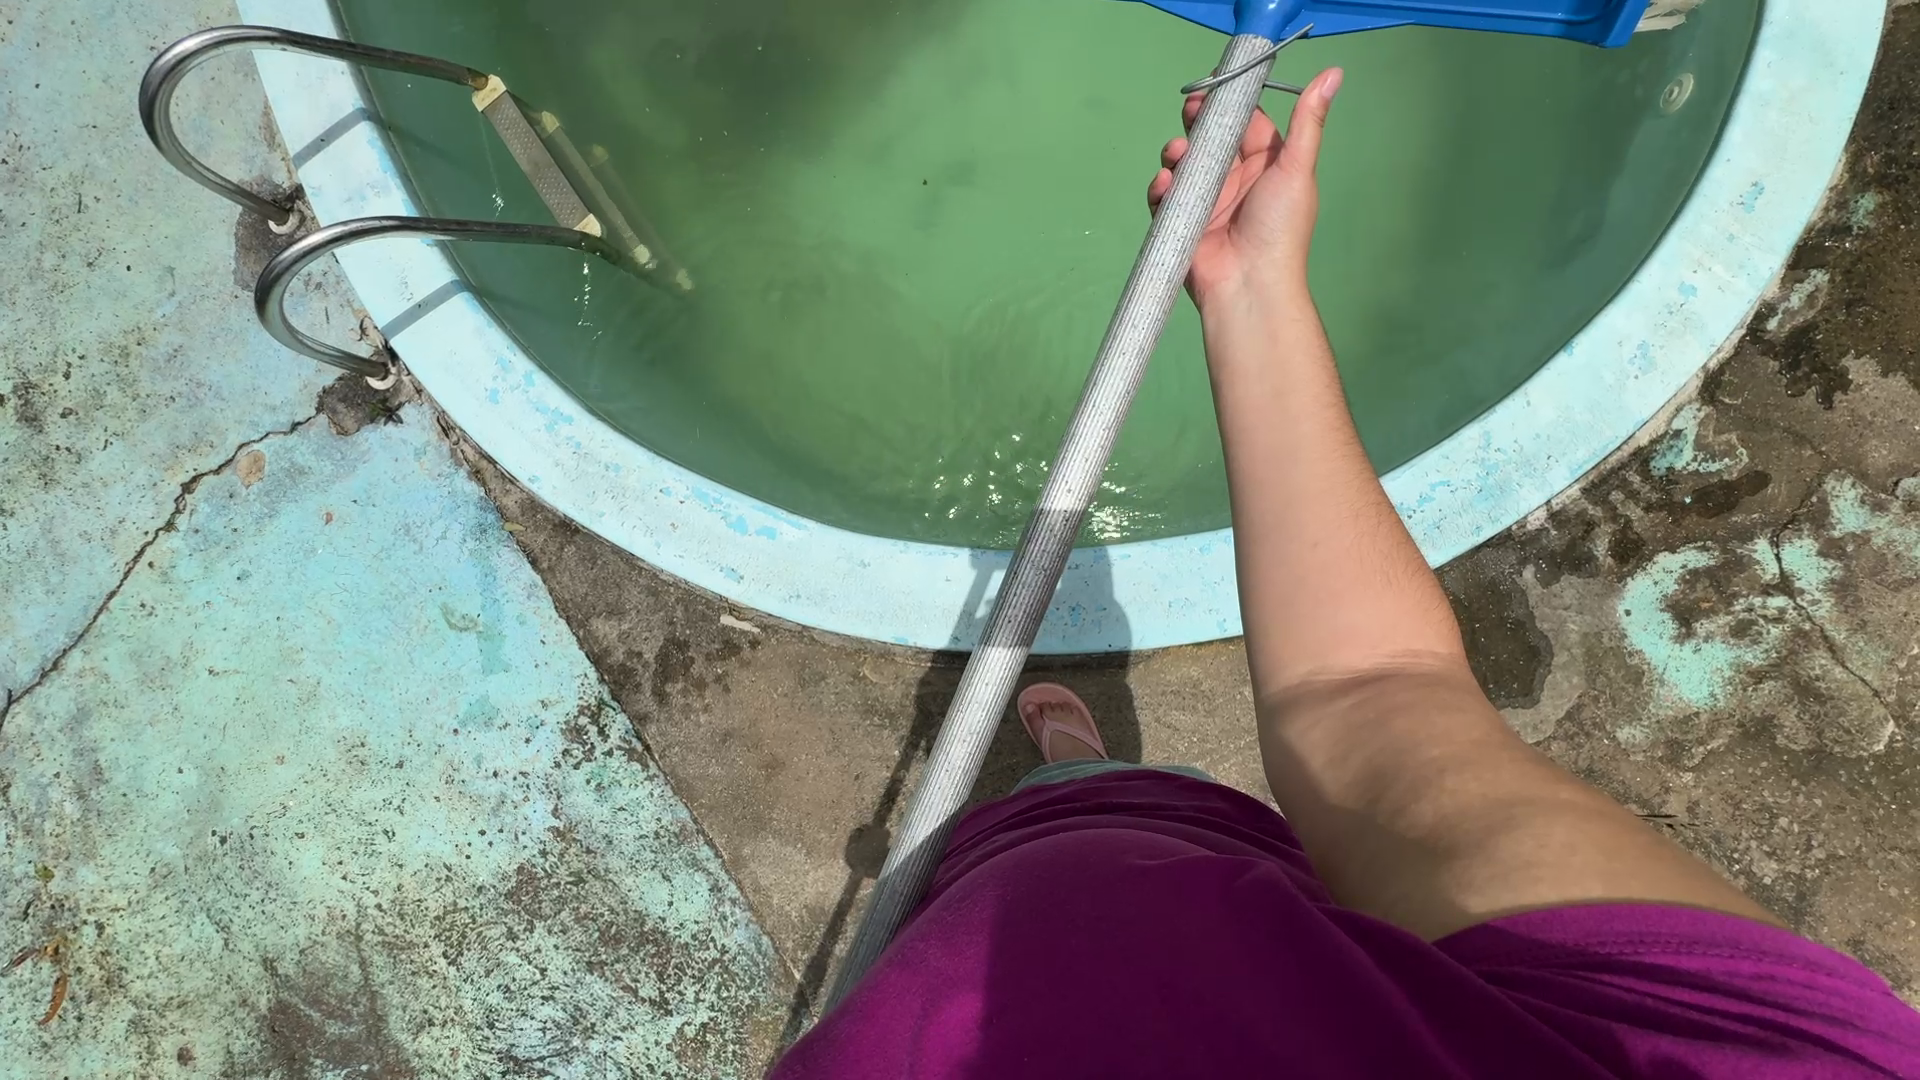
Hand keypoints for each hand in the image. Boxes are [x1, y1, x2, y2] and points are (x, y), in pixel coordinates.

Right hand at [1148, 68, 1341, 309]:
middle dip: (1197, 123)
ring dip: (1176, 154)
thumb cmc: (1279, 228)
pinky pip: (1164, 200)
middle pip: (1210, 140)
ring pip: (1183, 166)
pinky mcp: (1180, 225)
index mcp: (1263, 166)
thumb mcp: (1297, 169)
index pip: (1244, 123)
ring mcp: (1205, 204)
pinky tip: (1164, 185)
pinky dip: (1160, 189)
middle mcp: (1233, 182)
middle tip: (1189, 111)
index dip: (1229, 102)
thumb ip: (1308, 122)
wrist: (1248, 285)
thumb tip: (1333, 71)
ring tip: (1176, 155)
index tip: (1213, 85)